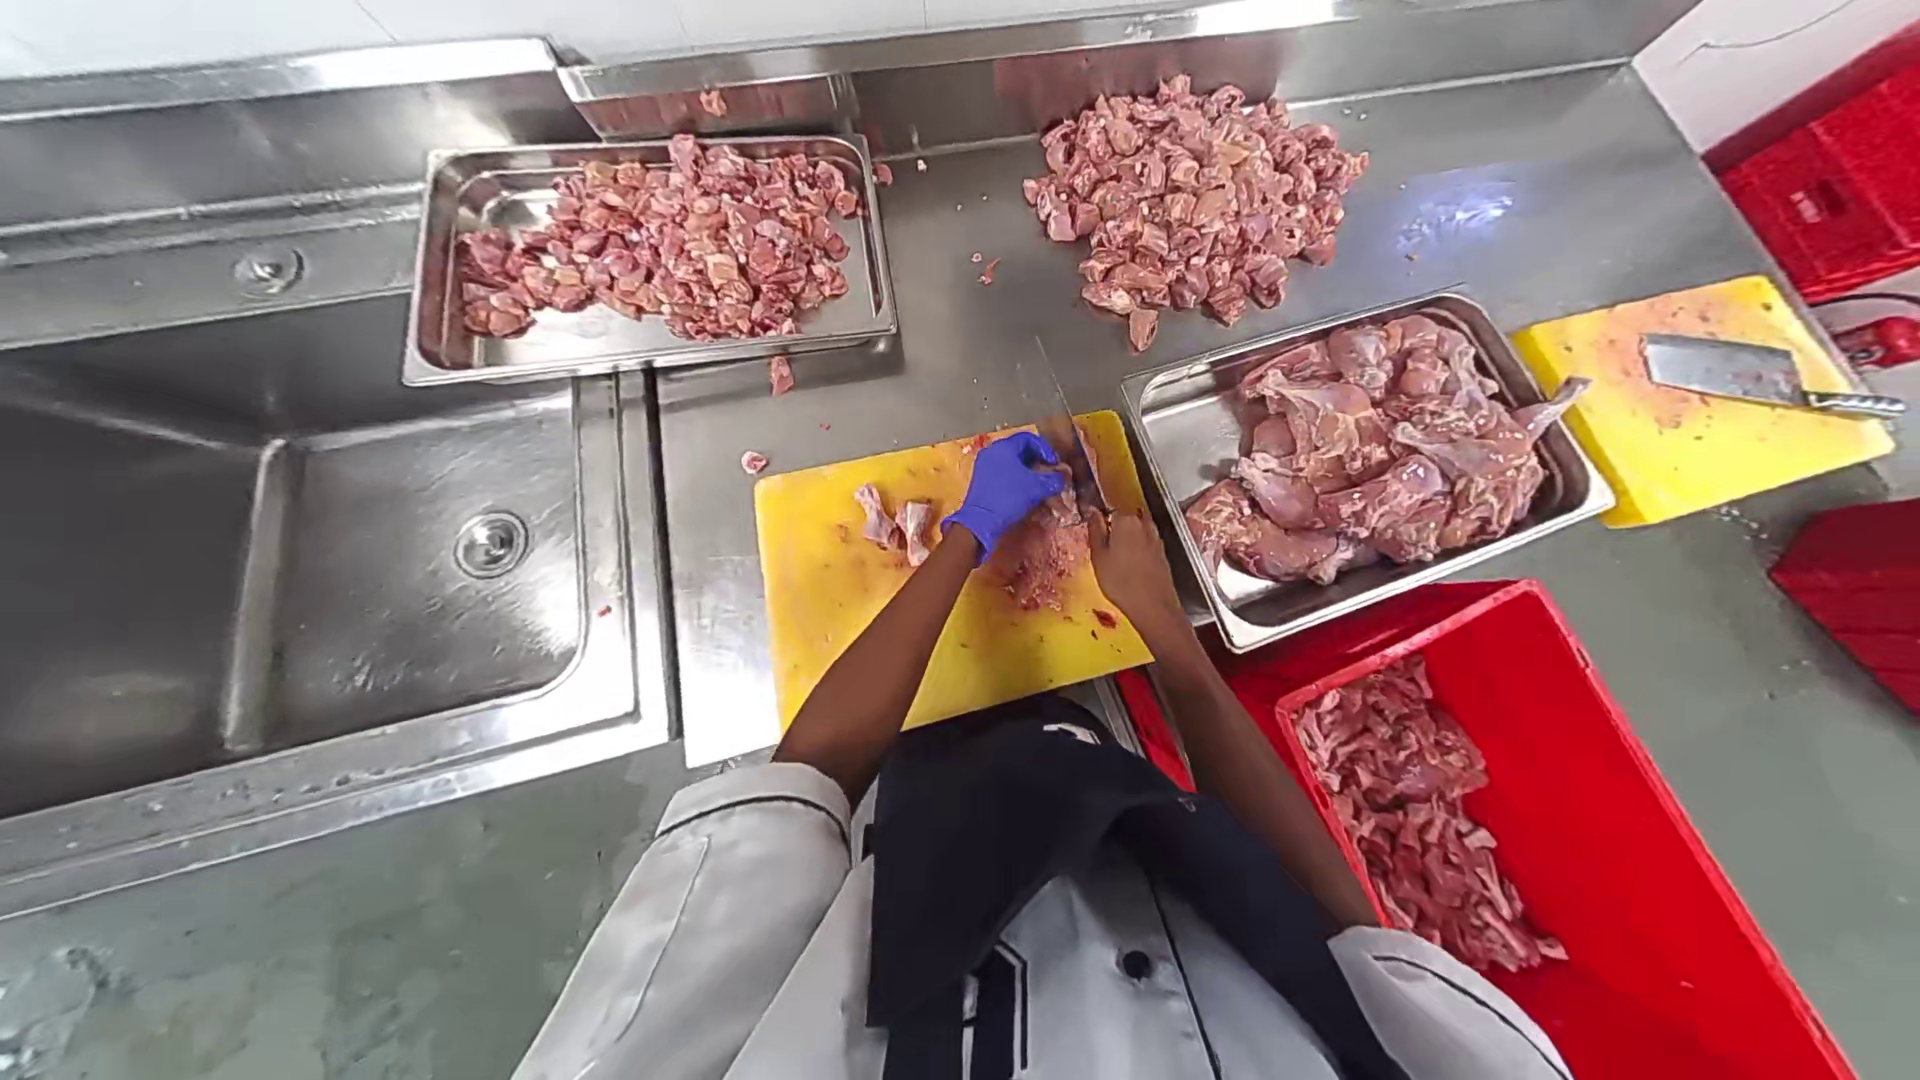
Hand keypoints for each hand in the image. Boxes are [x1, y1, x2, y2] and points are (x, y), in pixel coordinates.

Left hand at [942, 431, 1066, 562]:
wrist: (980, 522)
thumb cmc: (1009, 497)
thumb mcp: (1036, 487)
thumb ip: (1053, 479)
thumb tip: (1062, 477)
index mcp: (1003, 447)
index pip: (1029, 439)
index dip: (1046, 449)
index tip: (1054, 464)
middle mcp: (992, 454)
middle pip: (1021, 453)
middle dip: (1040, 466)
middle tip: (1050, 477)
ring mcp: (985, 469)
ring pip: (1014, 468)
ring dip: (1031, 478)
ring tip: (1043, 490)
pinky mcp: (983, 483)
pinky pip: (1005, 478)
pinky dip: (1020, 485)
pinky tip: (1029, 497)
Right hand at [1089, 509, 1193, 649]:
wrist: (1153, 606)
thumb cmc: (1119, 581)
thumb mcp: (1098, 556)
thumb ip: (1095, 530)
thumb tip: (1093, 511)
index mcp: (1126, 520)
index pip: (1109, 511)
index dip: (1100, 524)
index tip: (1095, 540)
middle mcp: (1144, 524)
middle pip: (1124, 521)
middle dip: (1114, 532)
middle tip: (1103, 553)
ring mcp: (1156, 538)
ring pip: (1135, 533)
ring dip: (1126, 542)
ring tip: (1116, 562)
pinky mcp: (1162, 552)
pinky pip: (1144, 545)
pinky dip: (1136, 551)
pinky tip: (1130, 567)